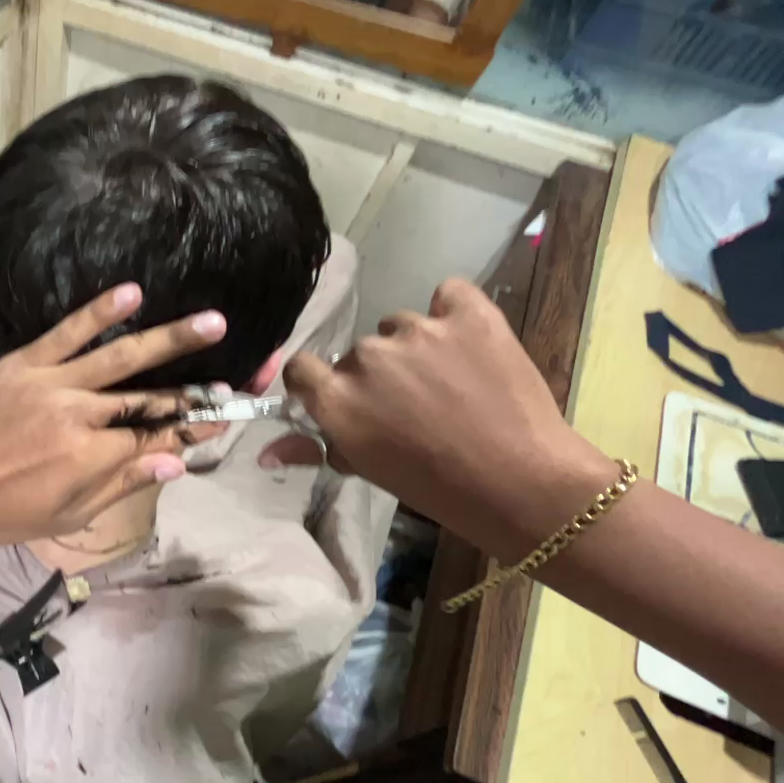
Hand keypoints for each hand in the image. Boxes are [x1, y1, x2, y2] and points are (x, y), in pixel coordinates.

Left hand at [0, 284, 226, 557]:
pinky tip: (133, 293)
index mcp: (89, 458)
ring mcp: (49, 385)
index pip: (154, 439)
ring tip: (212, 323)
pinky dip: (99, 312)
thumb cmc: (4, 514)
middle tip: (229, 380)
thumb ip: (122, 485)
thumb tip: (177, 463)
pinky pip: (65, 333)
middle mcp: (77, 416)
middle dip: (191, 392)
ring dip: (170, 340)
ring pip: (119, 359)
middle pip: (147, 400)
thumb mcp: (68, 516)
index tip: (221, 418)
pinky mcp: (21, 365)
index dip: (190, 430)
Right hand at [264, 278, 615, 561]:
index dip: (316, 382)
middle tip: (409, 404)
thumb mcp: (366, 469)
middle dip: (375, 374)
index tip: (339, 396)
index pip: (302, 369)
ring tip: (448, 379)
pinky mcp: (468, 313)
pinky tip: (466, 340)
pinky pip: (448, 295)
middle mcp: (366, 358)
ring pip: (399, 327)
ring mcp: (417, 331)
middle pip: (357, 354)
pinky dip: (452, 311)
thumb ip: (316, 447)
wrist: (519, 481)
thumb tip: (264, 453)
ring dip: (413, 347)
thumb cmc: (434, 486)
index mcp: (336, 398)